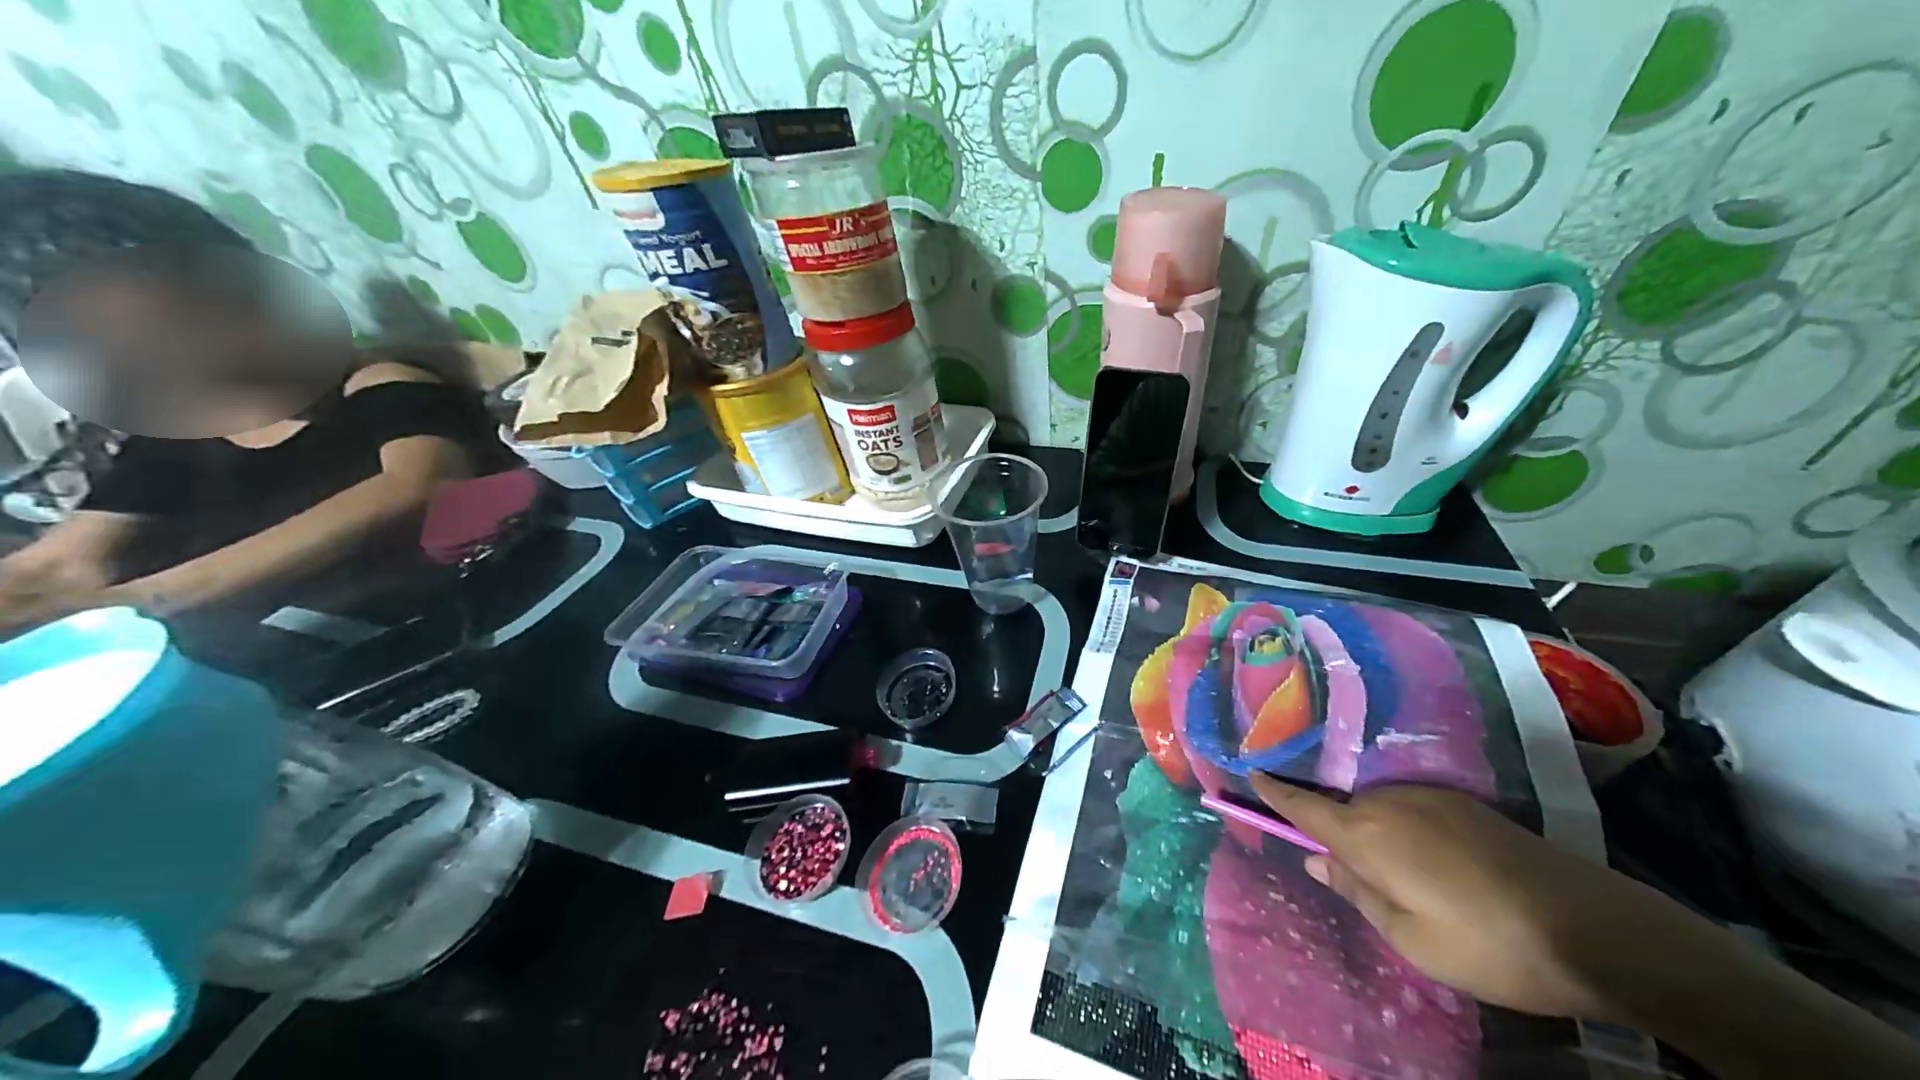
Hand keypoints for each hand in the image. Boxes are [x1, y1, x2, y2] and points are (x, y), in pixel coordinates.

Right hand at [1247, 775, 1675, 1022]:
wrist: (1594, 928)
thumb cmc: (1488, 944)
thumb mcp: (1411, 939)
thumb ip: (1356, 891)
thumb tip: (1315, 858)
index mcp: (1366, 834)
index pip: (1303, 805)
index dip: (1273, 791)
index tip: (1249, 773)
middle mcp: (1388, 802)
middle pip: (1341, 807)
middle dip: (1331, 827)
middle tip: (1342, 867)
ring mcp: (1428, 797)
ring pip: (1376, 808)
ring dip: (1371, 830)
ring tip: (1399, 877)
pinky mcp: (1463, 803)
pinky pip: (1409, 807)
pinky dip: (1402, 827)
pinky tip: (1433, 864)